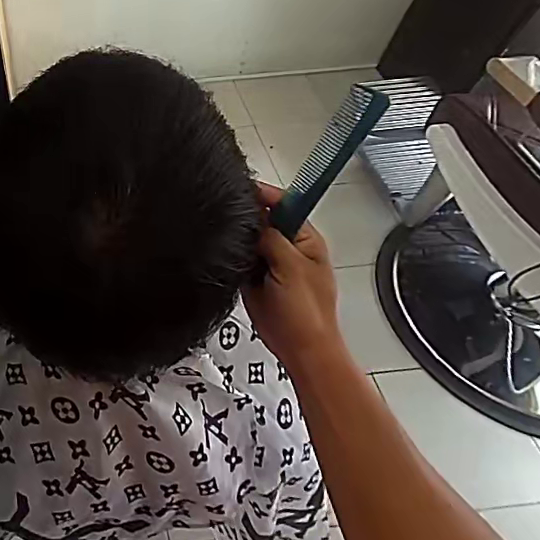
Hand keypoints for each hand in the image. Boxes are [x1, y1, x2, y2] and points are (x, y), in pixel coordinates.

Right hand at [241, 182, 344, 372]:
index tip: (242, 188)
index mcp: (305, 238)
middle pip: (262, 221)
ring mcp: (271, 264)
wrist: (301, 351)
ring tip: (234, 248)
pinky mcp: (256, 280)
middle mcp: (288, 248)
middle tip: (232, 220)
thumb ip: (271, 237)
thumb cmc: (309, 314)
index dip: (263, 194)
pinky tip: (231, 266)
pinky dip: (234, 263)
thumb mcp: (291, 267)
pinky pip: (239, 262)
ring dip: (240, 244)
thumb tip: (254, 218)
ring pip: (248, 242)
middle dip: (247, 221)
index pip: (283, 204)